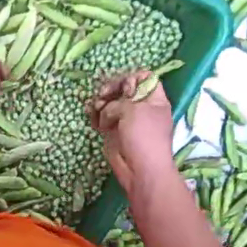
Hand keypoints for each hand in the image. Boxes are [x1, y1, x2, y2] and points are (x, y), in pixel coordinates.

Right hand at [86, 70, 174, 193]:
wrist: (140, 169)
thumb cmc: (143, 136)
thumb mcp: (134, 110)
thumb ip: (119, 100)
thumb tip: (106, 107)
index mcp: (154, 99)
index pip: (144, 78)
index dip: (131, 79)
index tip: (123, 90)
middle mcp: (141, 107)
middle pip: (123, 88)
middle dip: (110, 90)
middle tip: (102, 96)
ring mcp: (126, 119)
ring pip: (110, 102)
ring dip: (100, 103)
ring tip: (96, 110)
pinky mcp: (114, 131)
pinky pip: (102, 117)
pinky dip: (96, 116)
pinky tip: (92, 119)